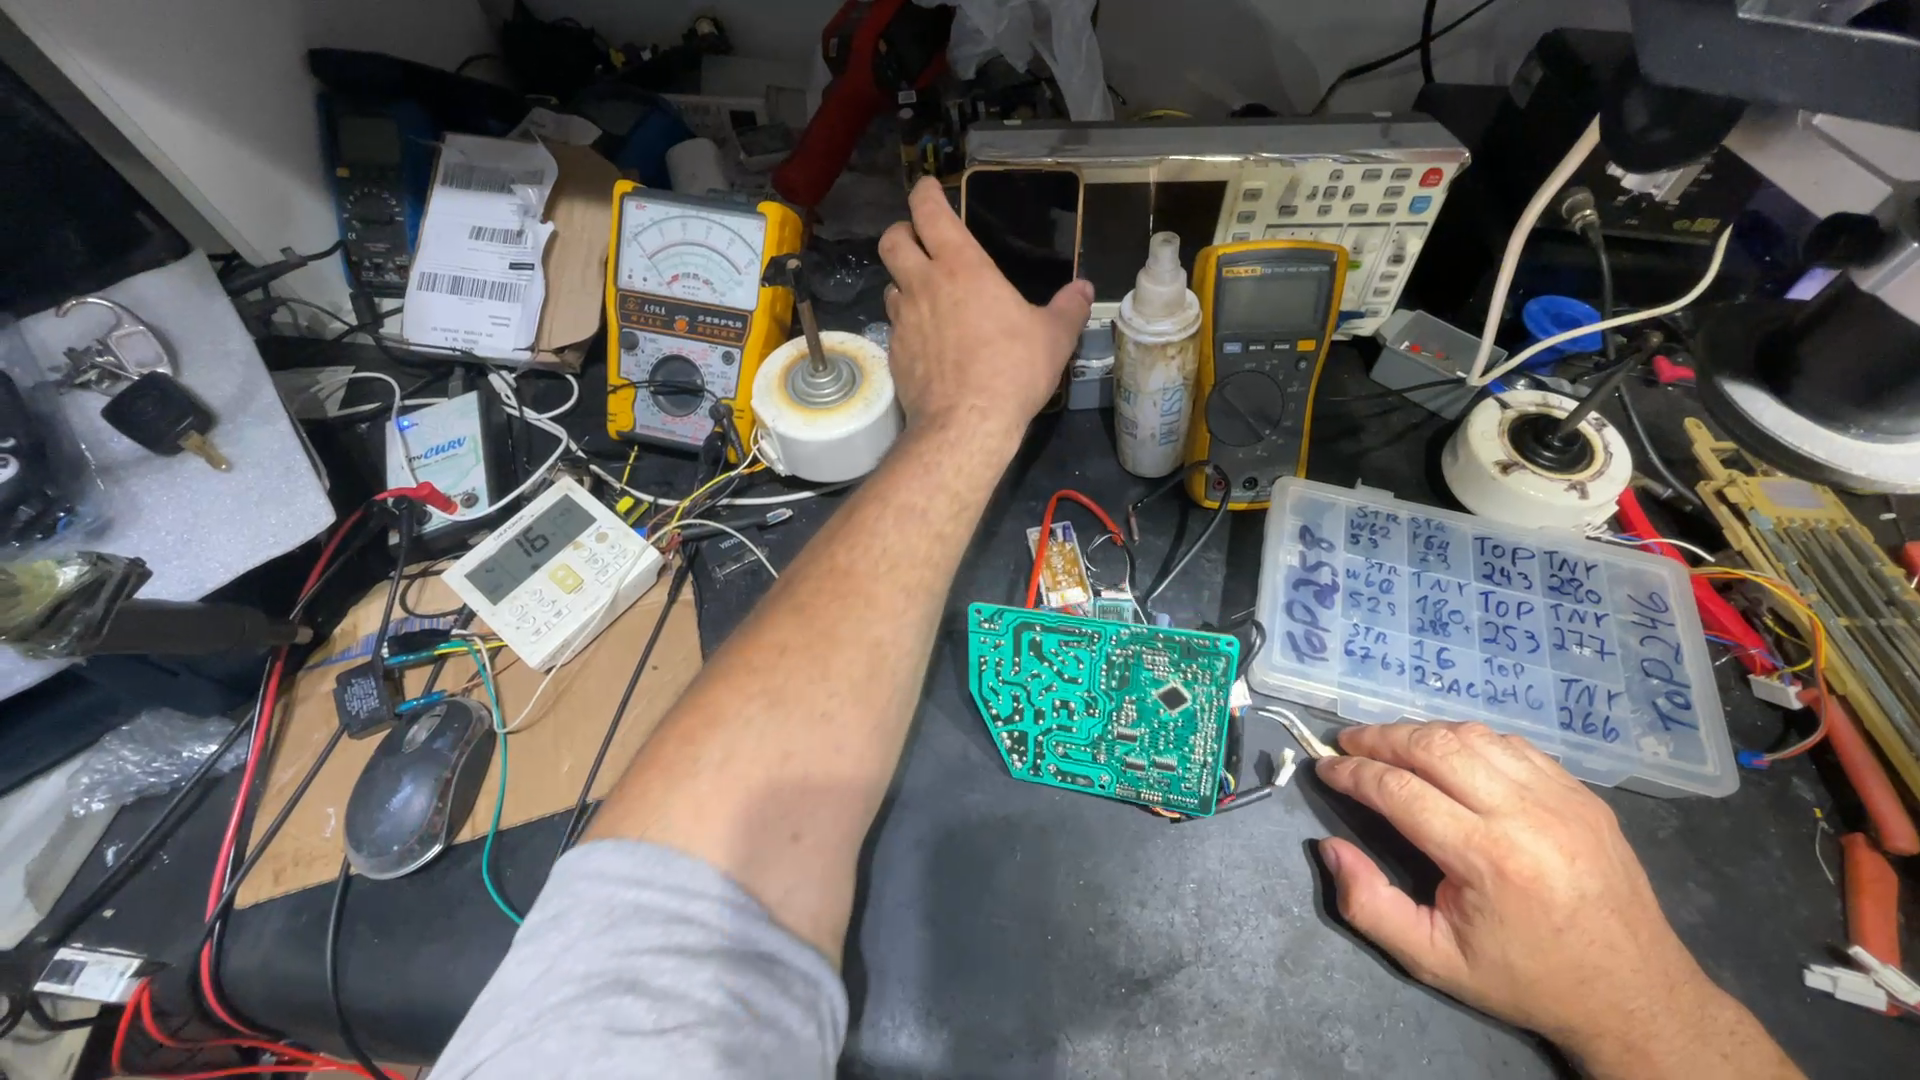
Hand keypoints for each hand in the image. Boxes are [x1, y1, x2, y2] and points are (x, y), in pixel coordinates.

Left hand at [878, 176, 1092, 445]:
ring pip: (890, 286)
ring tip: (925, 298)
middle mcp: (923, 285)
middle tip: (918, 241)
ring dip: (903, 284)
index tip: (926, 189)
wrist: (967, 425)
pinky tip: (927, 345)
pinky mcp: (895, 355)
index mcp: (961, 266)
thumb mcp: (1053, 337)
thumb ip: (1068, 308)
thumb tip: (1085, 290)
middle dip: (902, 233)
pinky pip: (895, 329)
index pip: (929, 212)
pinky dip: (908, 328)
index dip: (924, 194)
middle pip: (893, 241)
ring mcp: (903, 322)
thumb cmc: (1013, 371)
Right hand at [1314, 722, 1795, 1076]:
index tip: (1324, 767)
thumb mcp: (1432, 959)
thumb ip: (1368, 904)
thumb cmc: (1524, 979)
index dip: (1352, 773)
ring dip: (1420, 733)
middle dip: (1379, 738)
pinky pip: (1510, 744)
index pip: (1400, 790)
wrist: (1636, 996)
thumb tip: (1328, 846)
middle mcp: (1527, 816)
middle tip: (1347, 744)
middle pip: (1434, 747)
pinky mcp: (1582, 794)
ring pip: (1471, 735)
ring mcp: (1562, 799)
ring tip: (1389, 745)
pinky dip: (1466, 741)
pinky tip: (1446, 757)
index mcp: (1488, 859)